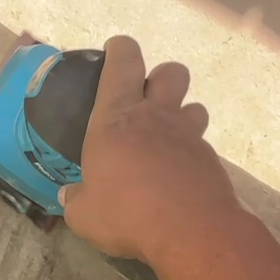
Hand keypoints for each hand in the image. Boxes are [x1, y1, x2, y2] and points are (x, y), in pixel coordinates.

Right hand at [58, 36, 242, 263]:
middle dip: (159, 77)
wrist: (189, 231)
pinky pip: (200, 145)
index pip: (122, 65)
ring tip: (166, 137)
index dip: (120, 50)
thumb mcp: (84, 214)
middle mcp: (155, 118)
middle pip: (170, 72)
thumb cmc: (125, 214)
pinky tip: (177, 174)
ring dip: (181, 114)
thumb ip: (76, 199)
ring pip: (193, 106)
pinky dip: (189, 153)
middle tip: (146, 97)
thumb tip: (70, 195)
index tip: (116, 47)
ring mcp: (187, 137)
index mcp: (115, 121)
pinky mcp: (210, 161)